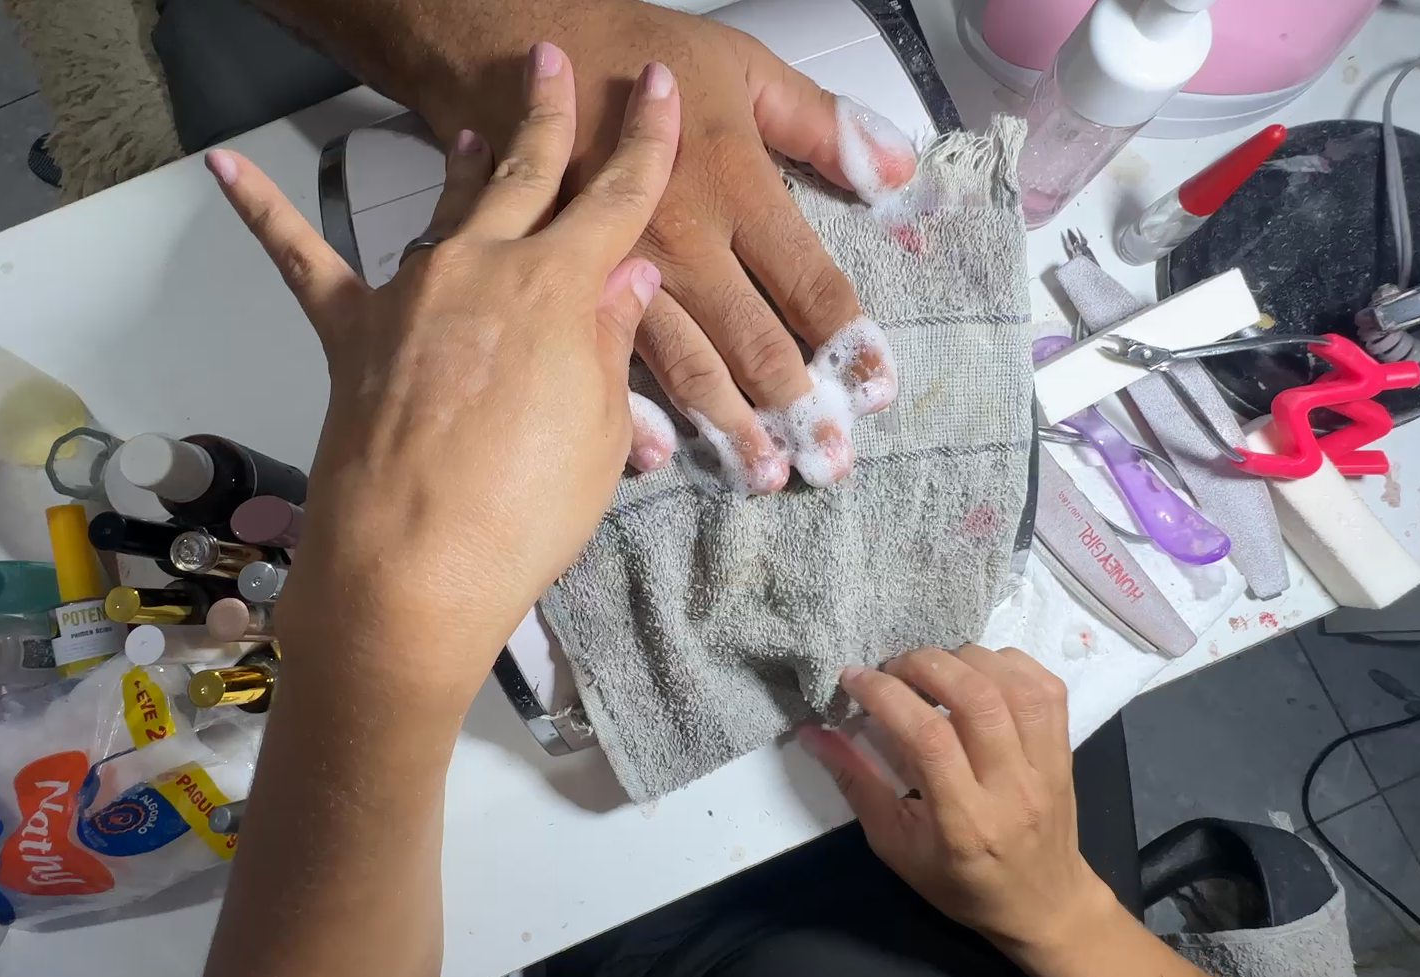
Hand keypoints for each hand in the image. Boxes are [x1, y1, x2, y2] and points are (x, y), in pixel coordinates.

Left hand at [207, 44, 677, 662]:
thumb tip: (628, 276)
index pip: (617, 198)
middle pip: (524, 175)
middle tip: (552, 62)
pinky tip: (229, 168)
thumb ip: (611, 342)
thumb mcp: (601, 432)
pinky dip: (269, 212)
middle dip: (547, 116)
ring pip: (441, 208)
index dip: (647, 144)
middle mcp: (481, 268)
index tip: (661, 91)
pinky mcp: (350, 333)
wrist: (418, 569)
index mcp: (557, 289)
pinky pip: (304, 260)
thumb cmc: (529, 510)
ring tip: (469, 133)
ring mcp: (409, 295)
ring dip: (460, 165)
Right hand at [416, 0, 916, 492]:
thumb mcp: (745, 68)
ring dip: (730, 427)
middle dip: (797, 408)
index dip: (848, 341)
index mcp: (735, 187)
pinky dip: (632, 411)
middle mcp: (686, 244)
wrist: (522, 57)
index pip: (810, 284)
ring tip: (762, 476)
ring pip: (688, 367)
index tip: (875, 390)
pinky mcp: (580, 294)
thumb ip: (824, 125)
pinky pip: (609, 361)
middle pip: (754, 343)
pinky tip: (657, 457)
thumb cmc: (638, 59)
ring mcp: (628, 276)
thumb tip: (897, 175)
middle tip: (829, 463)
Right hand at [801, 646, 1122, 953]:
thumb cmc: (960, 881)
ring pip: (1014, 687)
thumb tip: (812, 731)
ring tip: (932, 667)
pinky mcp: (1066, 751)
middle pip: (977, 700)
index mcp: (965, 822)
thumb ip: (855, 782)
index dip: (886, 695)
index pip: (929, 739)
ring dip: (964, 659)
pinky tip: (977, 670)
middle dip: (924, 665)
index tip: (853, 678)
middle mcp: (1013, 789)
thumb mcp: (894, 844)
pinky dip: (1008, 663)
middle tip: (892, 668)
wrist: (1044, 905)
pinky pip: (1045, 687)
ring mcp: (1047, 767)